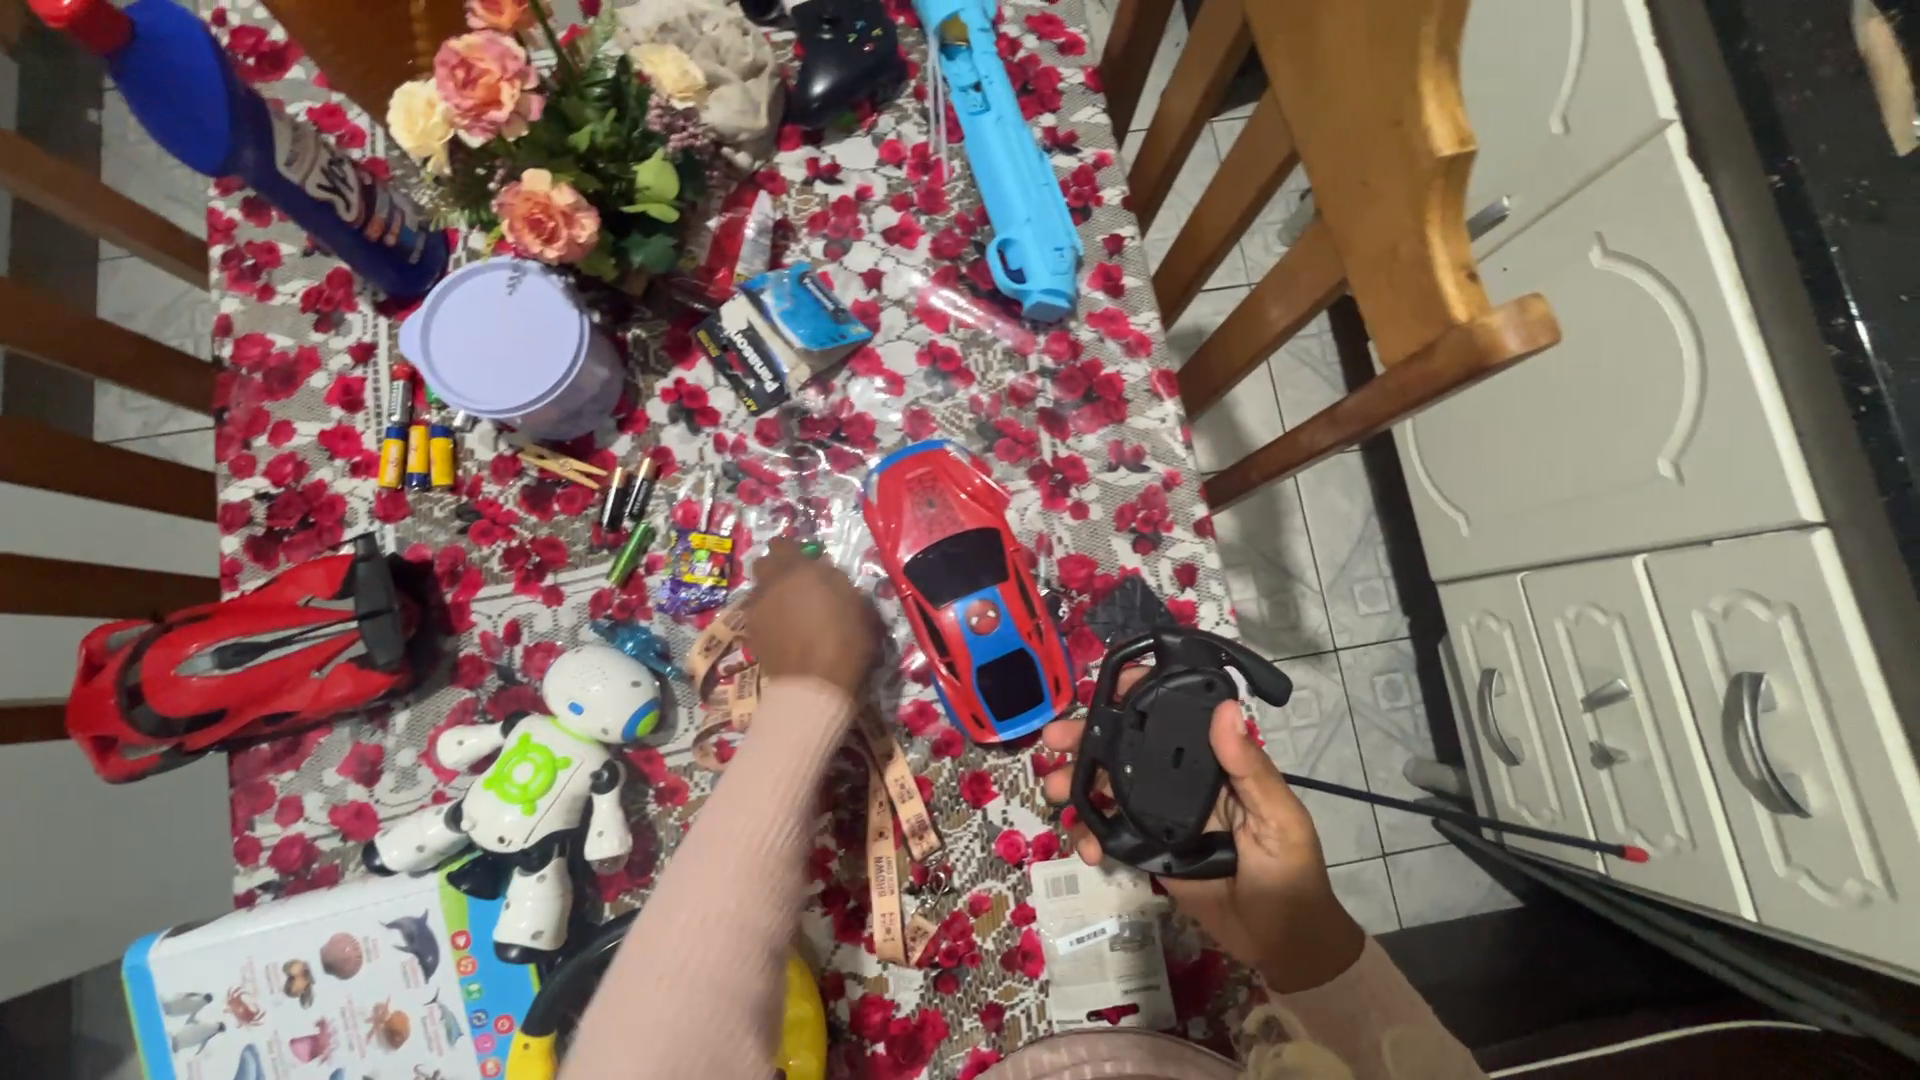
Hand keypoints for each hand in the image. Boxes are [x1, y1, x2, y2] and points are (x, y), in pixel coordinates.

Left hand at [747, 539, 880, 697]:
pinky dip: (769, 618)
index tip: (807, 561)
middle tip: (797, 584)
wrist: (814, 686)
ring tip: (791, 612)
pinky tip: (785, 632)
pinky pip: (758, 615)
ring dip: (772, 595)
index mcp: (798, 570)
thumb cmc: (846, 642)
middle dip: (776, 569)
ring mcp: (757, 610)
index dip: (793, 551)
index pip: (783, 544)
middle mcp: (771, 584)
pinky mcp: (751, 634)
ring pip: (759, 591)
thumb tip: (827, 575)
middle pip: (763, 564)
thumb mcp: (859, 606)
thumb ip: (839, 583)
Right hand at [1041, 669, 1366, 992]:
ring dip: (1077, 785)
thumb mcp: (1279, 818)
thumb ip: (1250, 768)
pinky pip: (1110, 833)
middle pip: (1128, 749)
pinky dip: (1091, 837)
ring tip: (1054, 792)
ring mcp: (1160, 814)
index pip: (1173, 717)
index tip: (1109, 687)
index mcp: (1213, 762)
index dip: (1139, 696)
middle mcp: (1181, 780)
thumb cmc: (1291, 873)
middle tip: (1054, 739)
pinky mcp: (1147, 848)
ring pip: (1109, 787)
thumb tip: (1226, 708)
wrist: (1281, 944)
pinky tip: (1086, 850)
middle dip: (1087, 739)